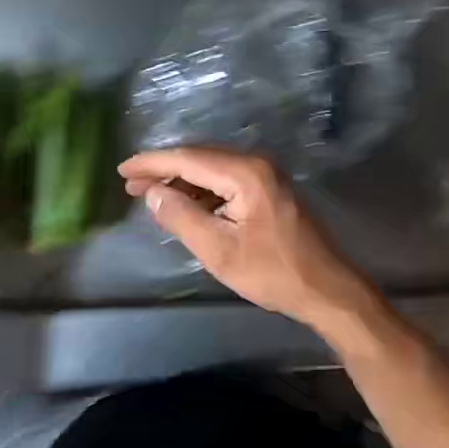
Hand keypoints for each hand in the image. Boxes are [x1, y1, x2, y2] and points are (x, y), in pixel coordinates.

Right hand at [118, 147, 375, 328]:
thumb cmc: (272, 272)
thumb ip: (182, 217)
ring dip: (181, 181)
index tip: (122, 171)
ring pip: (212, 170)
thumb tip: (153, 194)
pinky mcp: (270, 190)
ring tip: (151, 196)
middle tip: (130, 185)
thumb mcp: (218, 250)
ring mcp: (266, 176)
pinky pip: (226, 181)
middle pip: (199, 158)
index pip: (187, 159)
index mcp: (244, 173)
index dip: (151, 163)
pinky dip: (201, 191)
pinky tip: (185, 204)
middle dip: (163, 170)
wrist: (326, 288)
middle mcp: (256, 164)